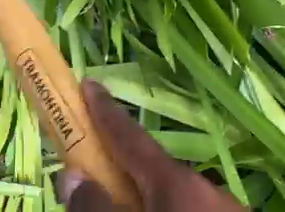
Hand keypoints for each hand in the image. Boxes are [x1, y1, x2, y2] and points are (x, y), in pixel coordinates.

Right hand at [60, 82, 242, 211]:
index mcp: (178, 183)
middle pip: (159, 174)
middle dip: (129, 174)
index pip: (131, 136)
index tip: (88, 85)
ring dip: (156, 206)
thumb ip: (95, 209)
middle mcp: (211, 194)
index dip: (105, 112)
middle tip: (102, 177)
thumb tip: (72, 174)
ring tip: (134, 210)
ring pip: (184, 205)